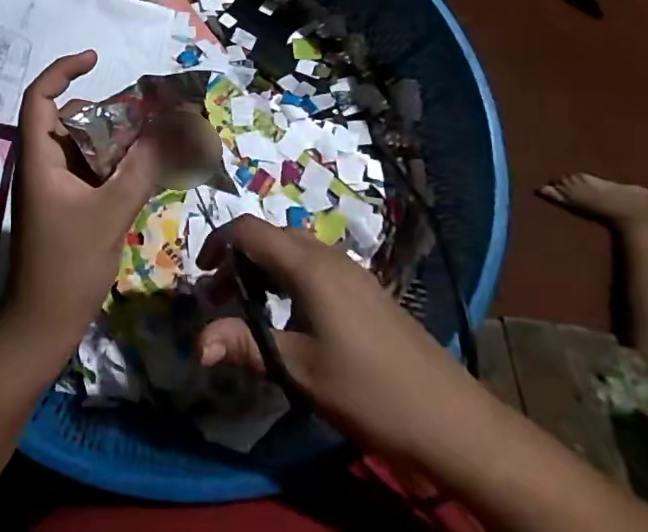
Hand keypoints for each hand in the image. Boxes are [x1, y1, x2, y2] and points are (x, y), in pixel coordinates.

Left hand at [0, 51, 159, 344]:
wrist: (41, 325)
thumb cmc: (67, 266)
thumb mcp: (110, 213)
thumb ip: (141, 169)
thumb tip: (173, 130)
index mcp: (39, 158)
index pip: (38, 97)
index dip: (62, 71)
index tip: (95, 59)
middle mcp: (42, 165)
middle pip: (67, 119)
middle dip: (104, 111)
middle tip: (144, 115)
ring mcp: (53, 187)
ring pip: (83, 146)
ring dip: (114, 140)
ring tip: (151, 142)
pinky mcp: (65, 205)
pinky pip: (90, 171)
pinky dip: (113, 165)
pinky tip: (143, 172)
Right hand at [195, 217, 470, 461]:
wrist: (450, 418)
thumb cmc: (368, 390)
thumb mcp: (299, 370)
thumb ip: (245, 345)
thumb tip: (197, 343)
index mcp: (310, 266)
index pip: (249, 230)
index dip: (218, 243)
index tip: (202, 277)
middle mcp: (329, 257)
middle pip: (270, 236)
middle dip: (238, 259)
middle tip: (221, 300)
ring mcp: (352, 272)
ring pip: (293, 251)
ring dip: (263, 270)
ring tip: (250, 311)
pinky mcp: (365, 291)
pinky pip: (314, 267)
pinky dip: (288, 279)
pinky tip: (291, 318)